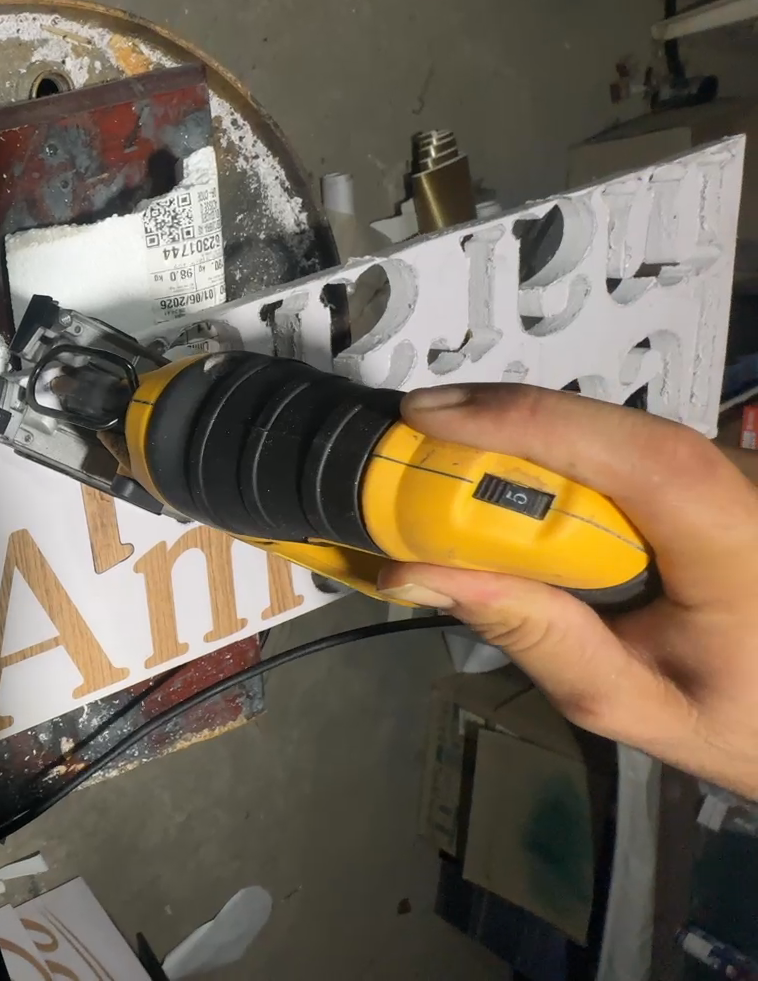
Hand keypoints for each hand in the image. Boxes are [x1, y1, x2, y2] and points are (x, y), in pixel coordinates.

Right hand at [378, 384, 757, 798]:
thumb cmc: (740, 720)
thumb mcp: (628, 703)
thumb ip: (534, 638)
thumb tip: (411, 573)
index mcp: (753, 559)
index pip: (652, 464)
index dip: (534, 424)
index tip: (429, 415)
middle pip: (626, 432)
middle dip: (510, 419)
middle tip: (416, 425)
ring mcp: (755, 478)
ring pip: (627, 428)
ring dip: (528, 428)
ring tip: (448, 446)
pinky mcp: (737, 474)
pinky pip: (633, 441)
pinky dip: (558, 442)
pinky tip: (510, 463)